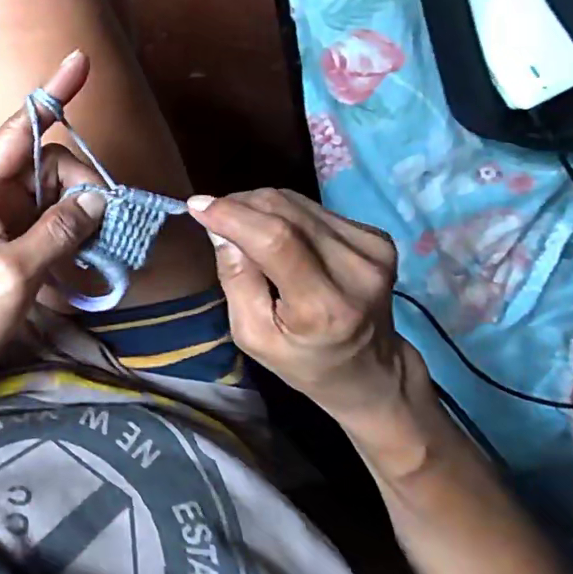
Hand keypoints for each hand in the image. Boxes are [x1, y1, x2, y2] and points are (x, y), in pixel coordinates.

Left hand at [0, 51, 106, 397]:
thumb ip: (58, 231)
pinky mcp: (19, 235)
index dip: (52, 94)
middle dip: (83, 183)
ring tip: (98, 247)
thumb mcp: (14, 272)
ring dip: (85, 210)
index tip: (80, 59)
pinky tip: (88, 254)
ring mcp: (6, 214)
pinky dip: (77, 228)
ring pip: (60, 190)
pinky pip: (57, 216)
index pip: (19, 130)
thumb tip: (98, 199)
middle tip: (108, 222)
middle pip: (50, 163)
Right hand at [186, 189, 416, 422]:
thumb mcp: (252, 336)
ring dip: (258, 206)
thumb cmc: (302, 361)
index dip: (233, 216)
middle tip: (212, 214)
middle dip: (239, 205)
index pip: (276, 241)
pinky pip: (312, 209)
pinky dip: (282, 213)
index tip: (196, 205)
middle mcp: (355, 271)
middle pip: (285, 213)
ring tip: (240, 224)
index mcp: (322, 306)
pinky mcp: (377, 238)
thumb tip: (218, 230)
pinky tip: (275, 233)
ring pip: (296, 203)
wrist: (372, 370)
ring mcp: (371, 251)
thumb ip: (236, 281)